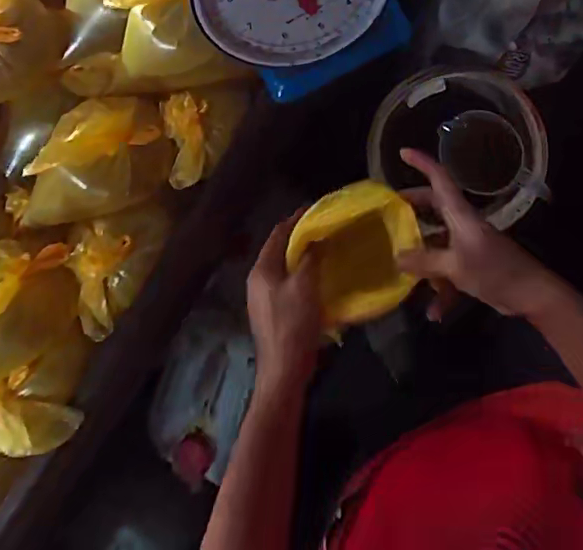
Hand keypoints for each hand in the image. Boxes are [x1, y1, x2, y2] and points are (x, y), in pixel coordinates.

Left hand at [247, 207, 321, 391]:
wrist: (283, 372)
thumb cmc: (293, 324)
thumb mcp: (305, 285)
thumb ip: (310, 257)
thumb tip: (317, 237)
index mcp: (262, 270)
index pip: (278, 233)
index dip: (296, 219)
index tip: (316, 210)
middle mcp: (257, 280)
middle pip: (279, 249)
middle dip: (300, 236)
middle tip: (324, 228)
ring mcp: (262, 297)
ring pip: (283, 266)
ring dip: (301, 255)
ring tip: (324, 248)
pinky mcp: (272, 312)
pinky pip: (286, 282)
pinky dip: (301, 273)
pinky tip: (318, 276)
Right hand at [396, 149, 562, 319]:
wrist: (530, 293)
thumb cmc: (494, 270)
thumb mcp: (455, 267)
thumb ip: (426, 262)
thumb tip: (397, 257)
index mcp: (460, 214)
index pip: (439, 178)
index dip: (422, 163)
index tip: (403, 152)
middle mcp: (462, 223)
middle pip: (433, 206)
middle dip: (412, 208)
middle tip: (390, 211)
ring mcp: (467, 243)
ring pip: (438, 241)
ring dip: (423, 256)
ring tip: (402, 267)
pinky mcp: (472, 264)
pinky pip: (449, 270)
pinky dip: (441, 289)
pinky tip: (434, 312)